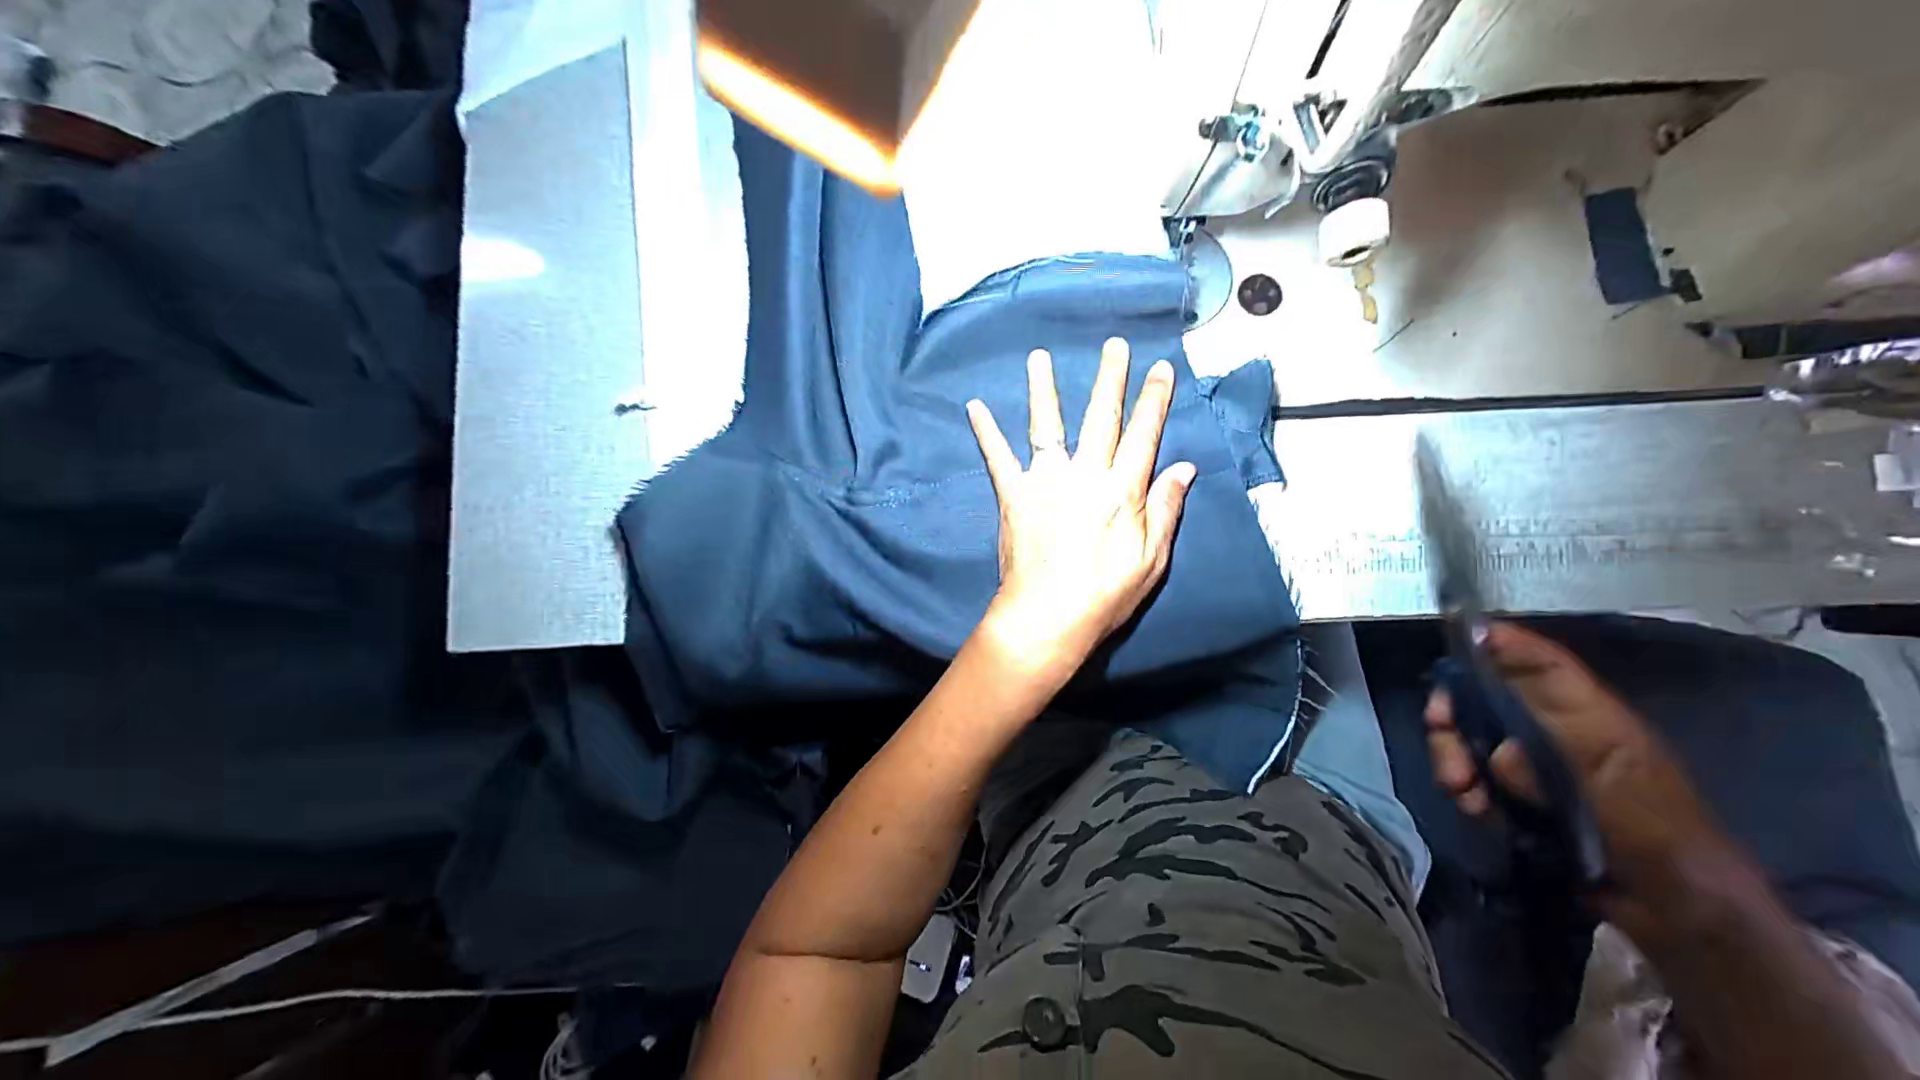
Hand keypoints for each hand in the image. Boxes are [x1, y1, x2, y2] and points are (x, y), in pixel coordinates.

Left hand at [966, 337, 1196, 679]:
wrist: (1048, 616)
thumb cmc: (1105, 594)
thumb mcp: (1152, 559)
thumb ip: (1166, 510)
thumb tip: (1184, 467)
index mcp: (1123, 491)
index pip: (1144, 435)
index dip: (1154, 400)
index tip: (1161, 369)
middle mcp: (1085, 475)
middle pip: (1101, 419)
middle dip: (1110, 380)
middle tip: (1114, 346)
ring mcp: (1046, 482)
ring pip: (1048, 425)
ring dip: (1044, 389)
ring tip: (1039, 357)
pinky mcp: (1014, 496)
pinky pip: (998, 458)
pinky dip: (986, 432)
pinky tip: (975, 406)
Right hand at [1425, 622, 1739, 937]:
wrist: (1678, 911)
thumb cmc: (1660, 840)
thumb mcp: (1618, 795)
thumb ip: (1554, 765)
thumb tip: (1496, 752)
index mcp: (1588, 718)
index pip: (1543, 664)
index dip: (1504, 644)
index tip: (1461, 635)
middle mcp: (1553, 732)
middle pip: (1486, 697)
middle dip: (1454, 710)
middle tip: (1438, 728)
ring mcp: (1532, 766)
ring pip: (1468, 739)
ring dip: (1452, 758)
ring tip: (1461, 790)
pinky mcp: (1515, 797)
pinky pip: (1471, 777)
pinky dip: (1463, 789)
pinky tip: (1473, 808)